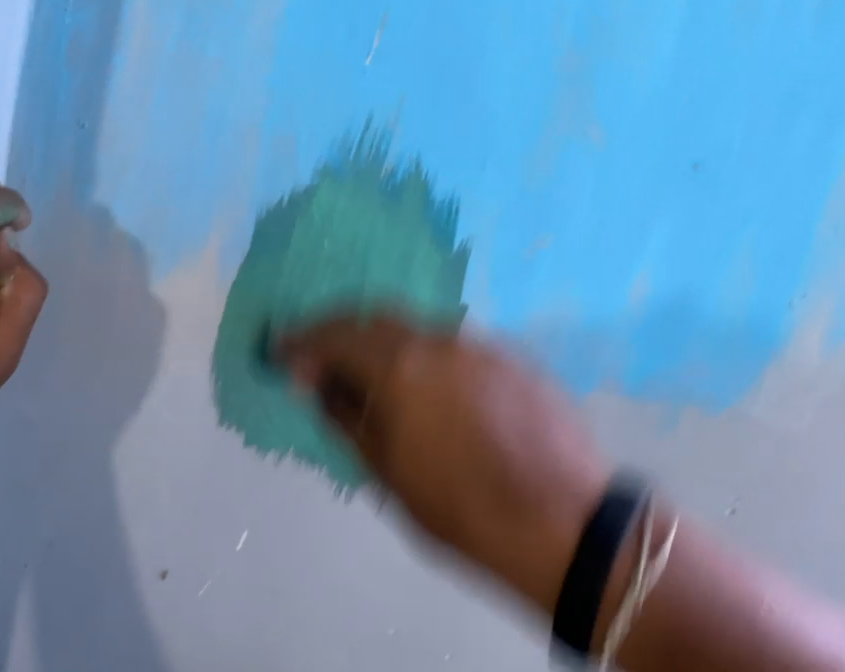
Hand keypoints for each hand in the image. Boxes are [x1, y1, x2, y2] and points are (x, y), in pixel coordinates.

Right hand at [276, 314, 608, 615]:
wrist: (565, 526)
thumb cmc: (461, 508)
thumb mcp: (387, 473)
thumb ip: (346, 417)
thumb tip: (316, 383)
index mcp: (399, 364)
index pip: (334, 334)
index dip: (301, 341)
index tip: (279, 351)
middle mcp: (436, 338)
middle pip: (374, 318)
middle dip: (340, 332)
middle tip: (319, 357)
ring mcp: (479, 344)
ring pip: (417, 330)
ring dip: (385, 345)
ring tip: (374, 376)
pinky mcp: (511, 359)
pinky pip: (454, 347)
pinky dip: (426, 358)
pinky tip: (430, 391)